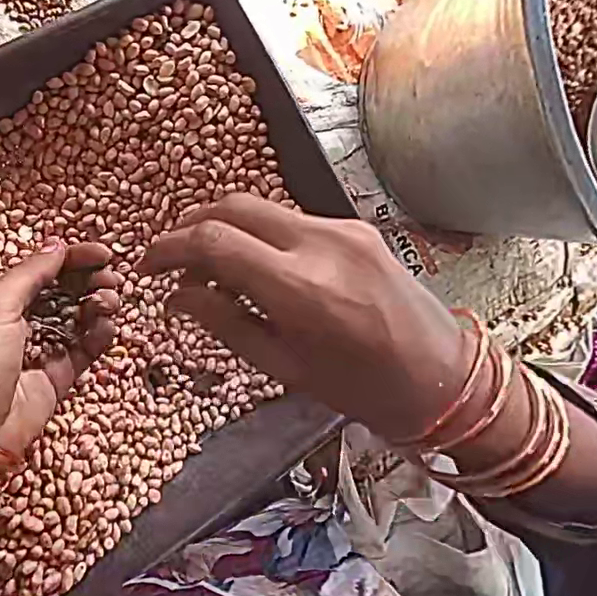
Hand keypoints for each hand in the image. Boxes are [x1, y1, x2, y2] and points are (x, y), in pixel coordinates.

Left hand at [0, 241, 121, 455]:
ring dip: (97, 304)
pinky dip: (99, 336)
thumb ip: (30, 273)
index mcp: (2, 300)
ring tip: (110, 301)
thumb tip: (57, 245)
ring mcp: (41, 350)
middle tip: (112, 278)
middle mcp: (23, 322)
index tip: (104, 253)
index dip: (74, 259)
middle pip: (64, 292)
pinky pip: (84, 350)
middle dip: (90, 280)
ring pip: (78, 318)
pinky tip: (107, 326)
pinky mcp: (57, 378)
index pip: (44, 270)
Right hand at [137, 194, 470, 441]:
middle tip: (171, 261)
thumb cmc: (362, 389)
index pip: (214, 242)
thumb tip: (176, 296)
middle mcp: (321, 243)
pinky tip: (253, 268)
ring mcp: (342, 229)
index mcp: (300, 289)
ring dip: (223, 230)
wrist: (447, 378)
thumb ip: (224, 322)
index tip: (149, 267)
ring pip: (260, 209)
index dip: (170, 248)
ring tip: (210, 272)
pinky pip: (290, 220)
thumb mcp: (284, 366)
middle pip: (232, 206)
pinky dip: (258, 236)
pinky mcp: (355, 227)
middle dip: (190, 226)